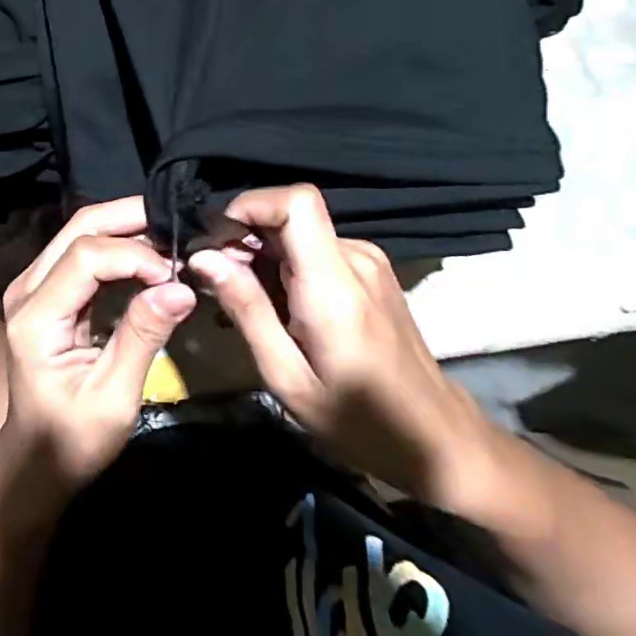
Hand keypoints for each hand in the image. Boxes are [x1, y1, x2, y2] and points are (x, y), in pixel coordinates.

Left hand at [0, 197, 197, 491]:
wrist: (36, 461)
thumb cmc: (72, 440)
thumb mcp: (114, 398)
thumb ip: (143, 336)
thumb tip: (182, 287)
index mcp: (36, 318)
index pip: (87, 256)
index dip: (135, 255)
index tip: (174, 275)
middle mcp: (28, 289)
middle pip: (80, 227)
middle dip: (132, 218)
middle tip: (179, 226)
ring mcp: (34, 285)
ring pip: (82, 231)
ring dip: (128, 227)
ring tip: (171, 239)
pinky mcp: (49, 290)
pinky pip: (85, 250)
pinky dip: (121, 244)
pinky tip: (151, 254)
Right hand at [188, 185, 494, 509]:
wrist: (432, 434)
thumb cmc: (357, 419)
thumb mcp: (287, 377)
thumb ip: (247, 309)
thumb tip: (204, 257)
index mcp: (334, 283)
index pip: (296, 201)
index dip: (251, 205)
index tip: (217, 240)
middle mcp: (355, 257)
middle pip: (291, 214)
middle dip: (246, 237)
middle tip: (218, 282)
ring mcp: (369, 260)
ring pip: (301, 232)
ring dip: (265, 254)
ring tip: (248, 302)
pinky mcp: (372, 270)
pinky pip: (317, 249)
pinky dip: (288, 265)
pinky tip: (280, 306)